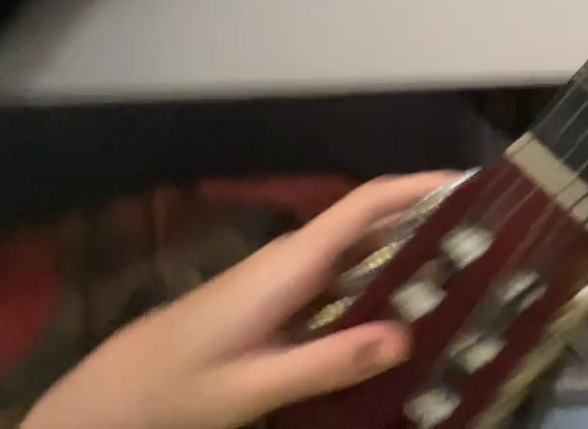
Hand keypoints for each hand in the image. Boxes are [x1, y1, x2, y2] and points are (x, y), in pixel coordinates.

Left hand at [23, 173, 458, 428]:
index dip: (422, 185)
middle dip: (434, 216)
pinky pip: (351, 272)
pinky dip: (387, 276)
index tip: (473, 184)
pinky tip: (407, 306)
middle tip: (488, 234)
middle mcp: (300, 255)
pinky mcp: (287, 294)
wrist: (99, 403)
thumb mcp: (248, 388)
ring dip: (414, 247)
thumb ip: (327, 362)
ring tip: (463, 268)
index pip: (369, 202)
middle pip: (379, 218)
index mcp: (295, 261)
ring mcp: (293, 273)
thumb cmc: (171, 388)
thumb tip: (410, 337)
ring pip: (367, 246)